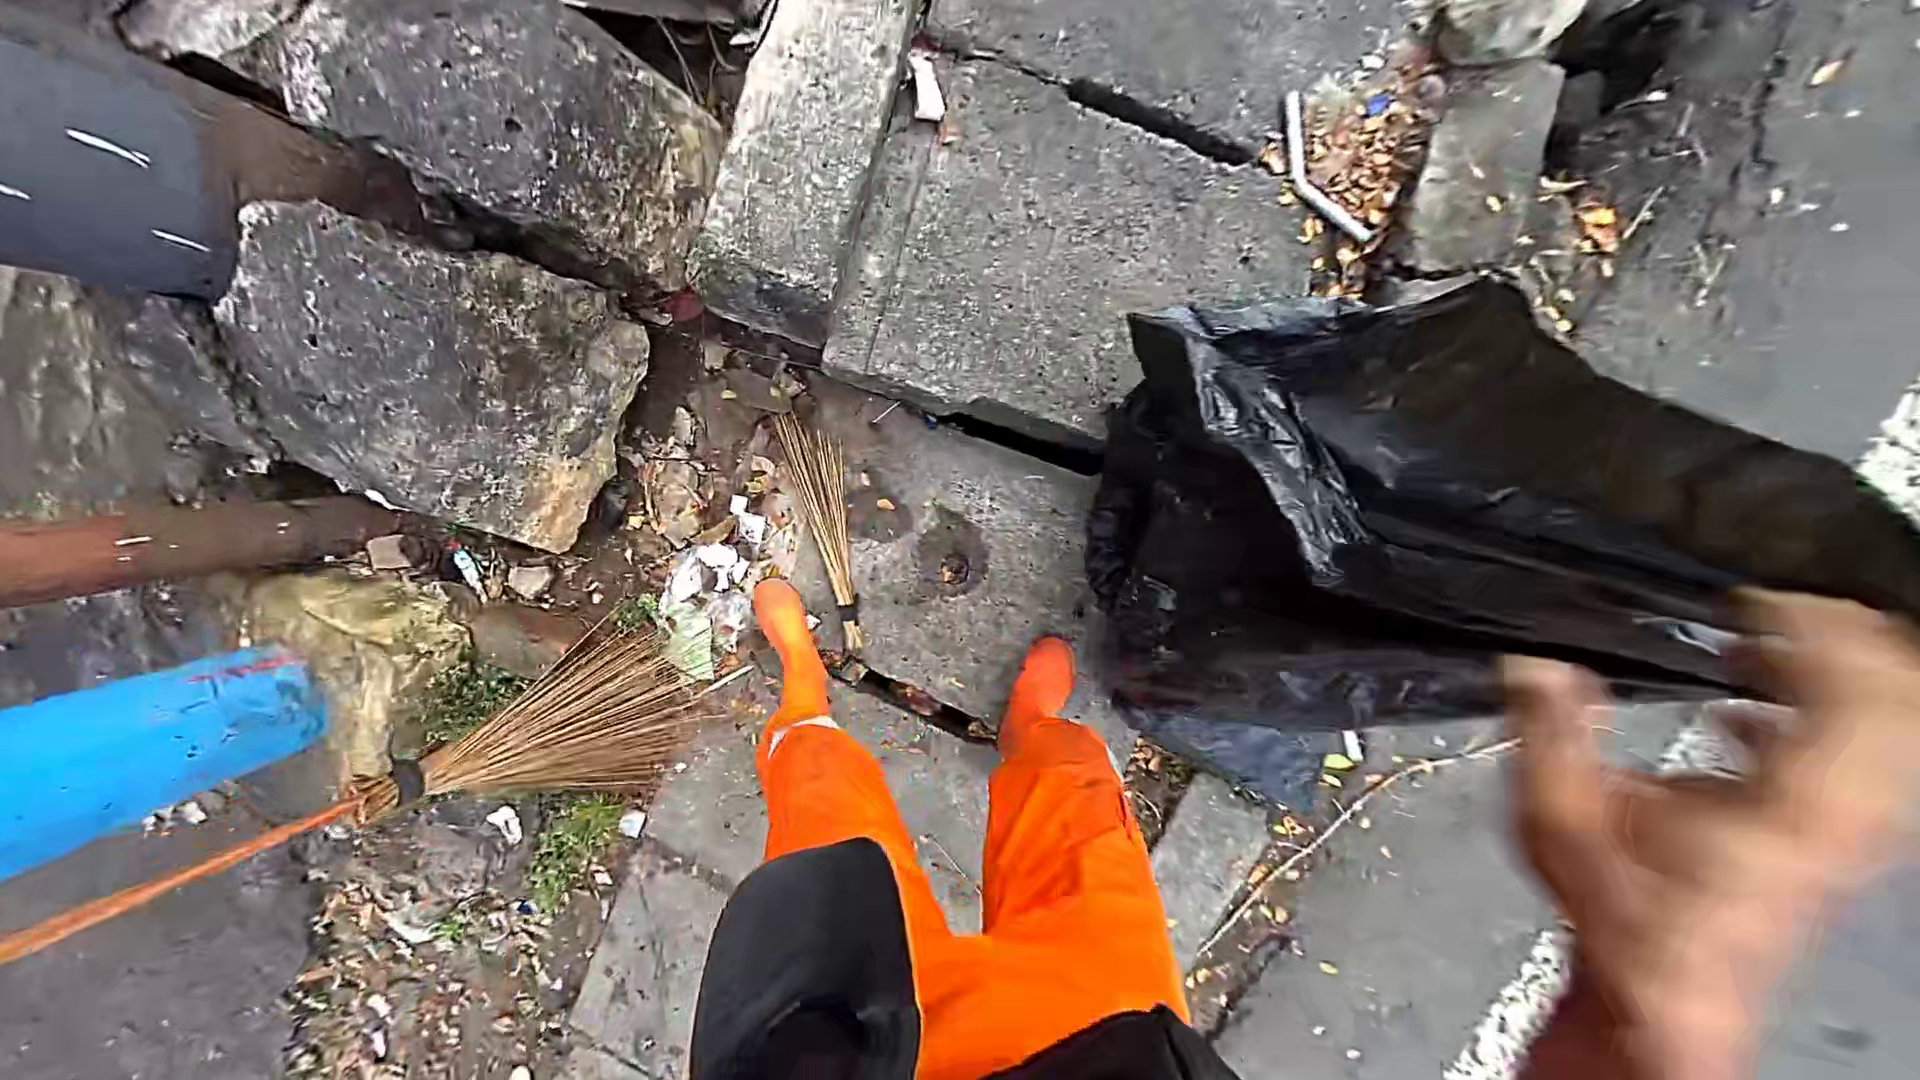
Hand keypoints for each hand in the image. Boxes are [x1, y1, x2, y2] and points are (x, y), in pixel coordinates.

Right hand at [1507, 590, 1919, 1079]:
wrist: (1659, 978)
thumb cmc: (1612, 900)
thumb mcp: (1558, 812)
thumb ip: (1548, 731)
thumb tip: (1531, 662)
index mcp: (1789, 803)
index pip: (1851, 699)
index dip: (1813, 636)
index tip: (1756, 595)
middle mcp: (1842, 811)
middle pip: (1897, 710)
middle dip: (1849, 644)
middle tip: (1778, 601)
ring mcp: (1841, 825)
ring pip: (1888, 734)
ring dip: (1840, 675)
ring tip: (1775, 634)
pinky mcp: (1815, 832)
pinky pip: (1849, 757)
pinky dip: (1812, 715)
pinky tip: (1747, 707)